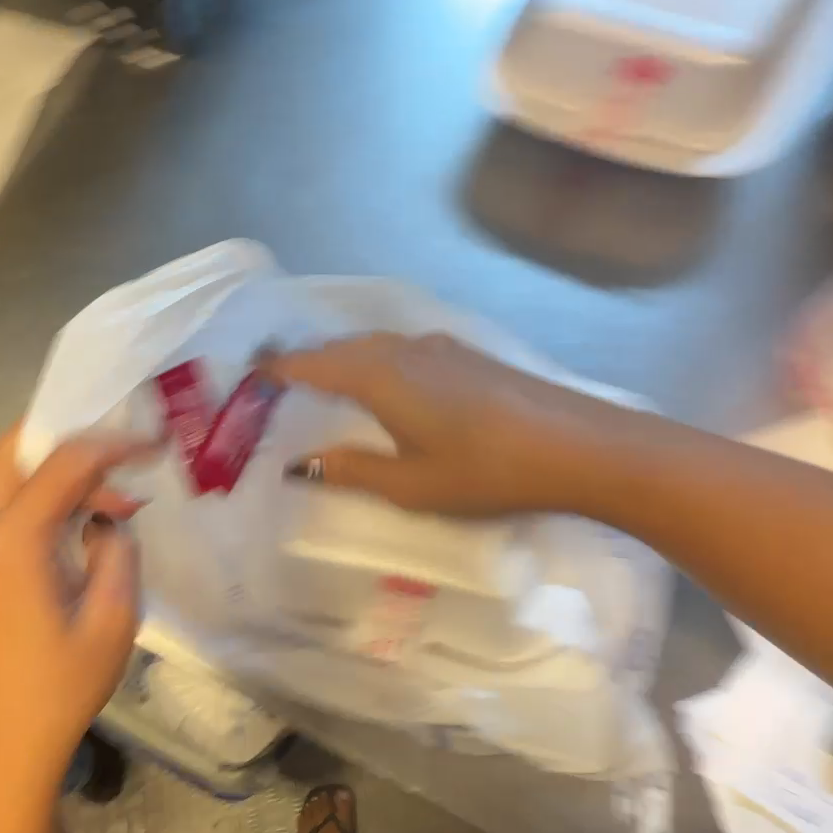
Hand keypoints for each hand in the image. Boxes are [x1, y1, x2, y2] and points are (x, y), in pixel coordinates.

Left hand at [0, 429, 151, 790]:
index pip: (61, 462)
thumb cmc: (62, 687)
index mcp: (10, 539)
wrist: (6, 745)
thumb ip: (117, 551)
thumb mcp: (112, 617)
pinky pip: (3, 513)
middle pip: (16, 452)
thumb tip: (109, 523)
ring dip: (58, 479)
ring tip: (113, 511)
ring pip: (8, 481)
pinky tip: (80, 533)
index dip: (110, 443)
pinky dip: (41, 505)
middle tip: (124, 466)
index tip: (152, 442)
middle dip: (73, 445)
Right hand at [263, 332, 630, 517]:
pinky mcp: (468, 356)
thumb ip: (348, 471)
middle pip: (341, 348)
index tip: (250, 375)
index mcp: (380, 376)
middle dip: (306, 362)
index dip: (278, 370)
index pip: (313, 364)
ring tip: (324, 384)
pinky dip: (374, 363)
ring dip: (342, 360)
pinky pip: (402, 351)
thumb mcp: (408, 485)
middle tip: (279, 383)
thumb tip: (296, 465)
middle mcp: (405, 350)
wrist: (582, 448)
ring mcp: (441, 348)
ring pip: (374, 346)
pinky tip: (384, 386)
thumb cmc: (485, 472)